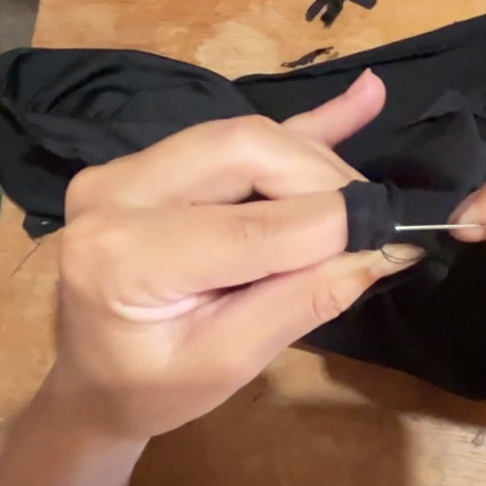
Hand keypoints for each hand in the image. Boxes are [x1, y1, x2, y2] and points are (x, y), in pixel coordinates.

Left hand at [46, 71, 420, 439]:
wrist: (91, 379)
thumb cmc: (149, 388)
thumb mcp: (225, 365)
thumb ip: (299, 302)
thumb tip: (379, 252)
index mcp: (120, 257)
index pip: (246, 227)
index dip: (329, 225)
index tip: (393, 235)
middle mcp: (113, 192)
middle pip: (241, 149)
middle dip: (321, 178)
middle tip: (374, 218)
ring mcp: (126, 169)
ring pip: (241, 135)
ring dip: (310, 161)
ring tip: (360, 199)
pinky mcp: (150, 163)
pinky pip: (231, 135)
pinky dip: (298, 126)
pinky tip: (363, 97)